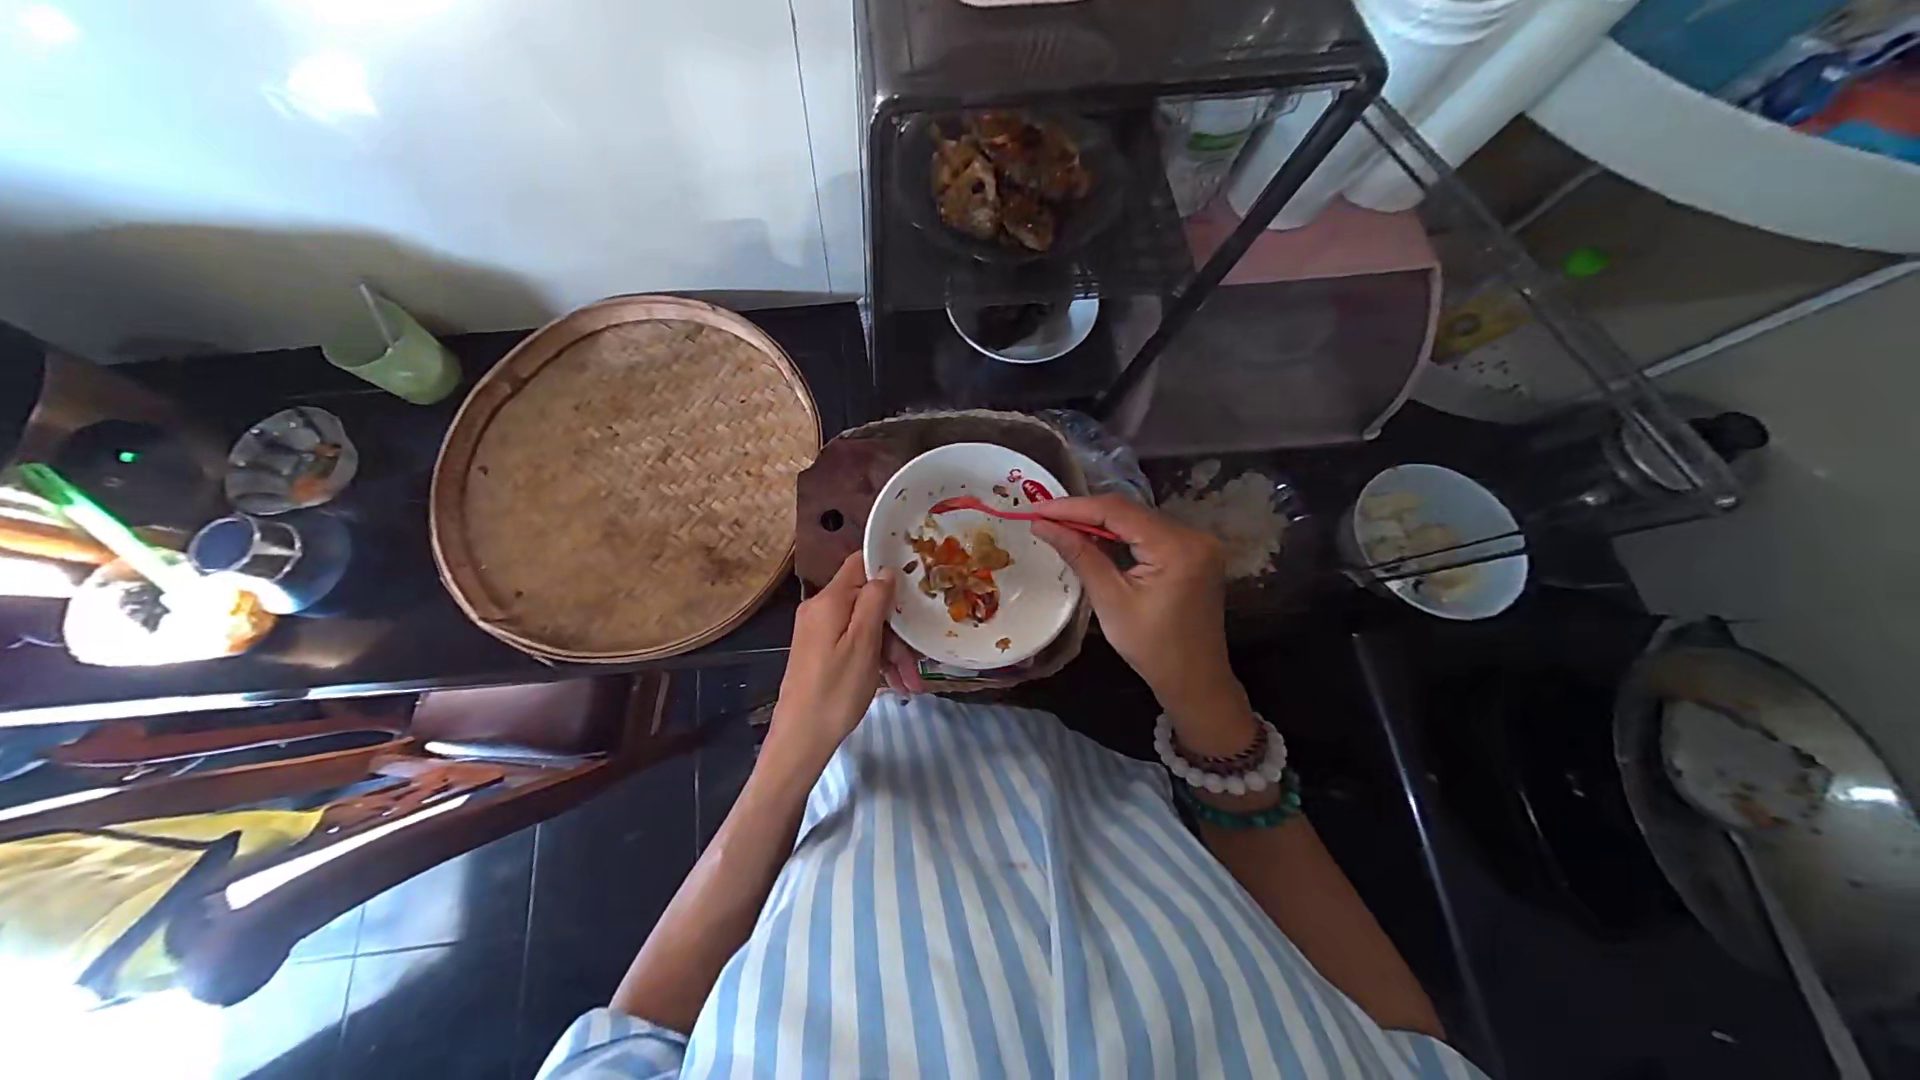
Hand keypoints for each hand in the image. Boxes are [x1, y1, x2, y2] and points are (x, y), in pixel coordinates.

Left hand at [769, 553, 896, 763]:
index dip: (888, 568)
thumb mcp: (864, 644)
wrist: (801, 739)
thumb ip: (874, 601)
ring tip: (912, 683)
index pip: (860, 564)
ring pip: (864, 627)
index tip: (917, 583)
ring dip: (891, 651)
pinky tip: (896, 684)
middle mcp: (820, 609)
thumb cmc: (836, 691)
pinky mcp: (821, 651)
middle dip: (897, 628)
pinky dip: (875, 660)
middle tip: (918, 660)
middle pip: (867, 602)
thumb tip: (885, 571)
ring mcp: (819, 631)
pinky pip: (854, 644)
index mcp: (829, 601)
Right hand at [1030, 496, 1252, 753]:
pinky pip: (1149, 532)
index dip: (1074, 507)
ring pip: (1138, 519)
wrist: (1194, 680)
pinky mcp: (1193, 552)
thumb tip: (1043, 525)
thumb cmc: (1152, 648)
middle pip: (1130, 511)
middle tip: (1043, 516)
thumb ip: (1080, 555)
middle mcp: (1194, 535)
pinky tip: (1091, 537)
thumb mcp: (1110, 600)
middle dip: (1084, 512)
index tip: (1038, 508)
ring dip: (1099, 521)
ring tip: (1059, 524)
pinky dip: (1119, 534)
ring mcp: (1198, 542)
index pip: (1118, 511)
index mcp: (1178, 547)